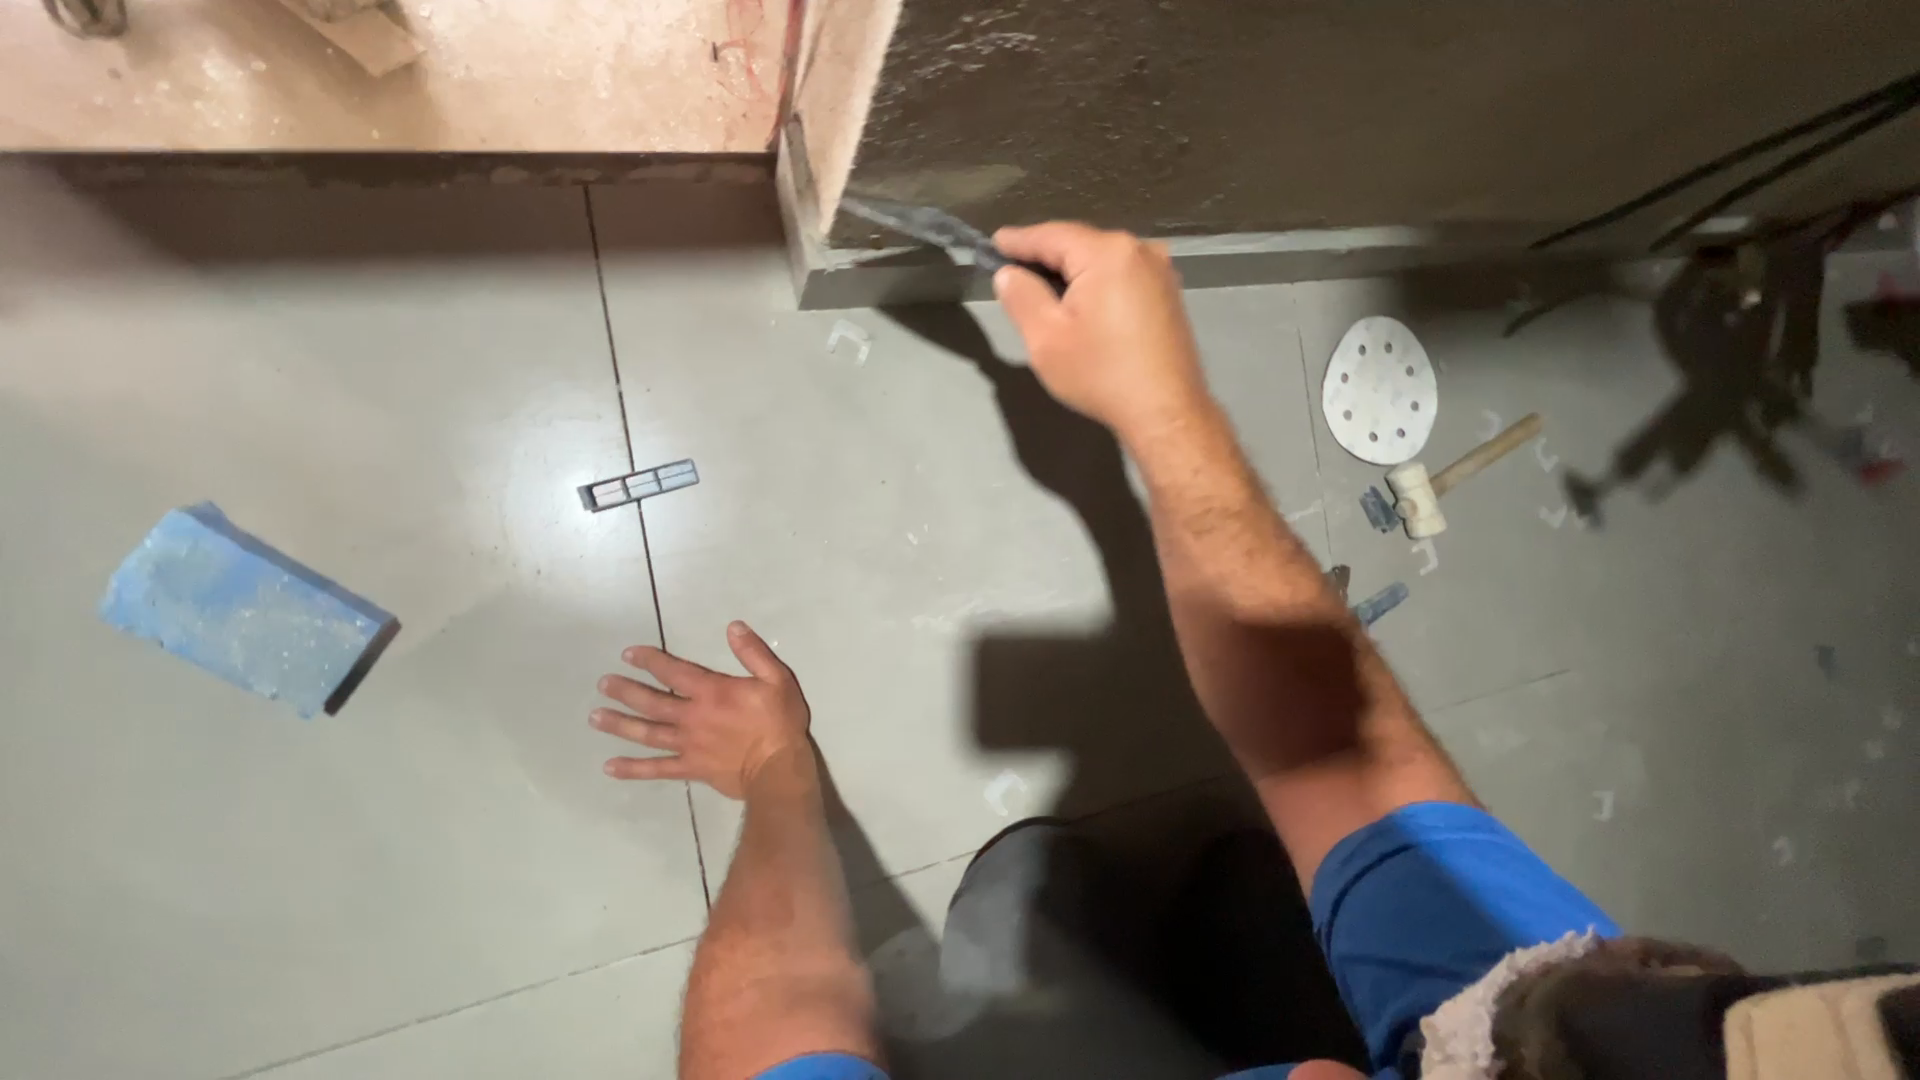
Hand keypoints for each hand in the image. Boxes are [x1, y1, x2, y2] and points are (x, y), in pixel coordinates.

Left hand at [593, 621, 811, 799]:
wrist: (779, 768)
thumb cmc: (779, 722)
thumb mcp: (776, 679)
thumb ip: (753, 653)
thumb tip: (733, 627)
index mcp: (711, 692)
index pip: (674, 672)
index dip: (650, 661)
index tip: (628, 654)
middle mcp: (691, 716)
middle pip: (651, 702)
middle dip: (625, 691)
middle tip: (603, 684)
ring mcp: (687, 745)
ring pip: (646, 733)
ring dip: (620, 724)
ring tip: (595, 717)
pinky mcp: (689, 768)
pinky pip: (656, 769)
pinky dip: (632, 769)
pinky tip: (610, 767)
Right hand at [992, 222, 1209, 441]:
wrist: (1165, 411)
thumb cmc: (1101, 374)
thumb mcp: (1046, 338)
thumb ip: (1022, 297)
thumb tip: (1008, 274)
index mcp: (1107, 253)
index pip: (1051, 235)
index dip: (1019, 240)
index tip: (994, 244)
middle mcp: (1139, 250)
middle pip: (1080, 244)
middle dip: (1046, 256)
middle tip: (1013, 269)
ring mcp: (1160, 271)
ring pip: (1102, 261)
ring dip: (1073, 272)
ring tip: (1044, 289)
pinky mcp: (1168, 293)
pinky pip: (1122, 276)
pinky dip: (1098, 284)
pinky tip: (1083, 304)